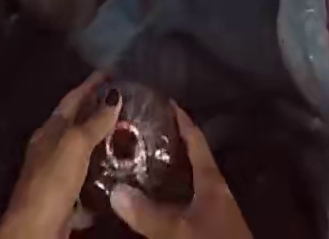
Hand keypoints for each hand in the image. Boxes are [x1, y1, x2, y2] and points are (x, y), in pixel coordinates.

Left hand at [0, 74, 120, 238]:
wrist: (34, 234)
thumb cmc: (52, 181)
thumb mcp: (75, 144)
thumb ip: (95, 121)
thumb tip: (115, 95)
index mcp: (50, 129)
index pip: (73, 97)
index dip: (92, 83)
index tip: (113, 70)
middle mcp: (51, 148)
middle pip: (78, 122)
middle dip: (100, 111)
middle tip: (129, 102)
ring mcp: (56, 175)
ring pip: (84, 152)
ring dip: (104, 144)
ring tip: (130, 135)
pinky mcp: (64, 200)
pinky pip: (87, 181)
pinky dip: (102, 175)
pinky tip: (120, 174)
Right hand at [110, 106, 251, 238]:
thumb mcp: (178, 230)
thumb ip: (148, 213)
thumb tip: (115, 191)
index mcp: (211, 178)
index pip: (196, 138)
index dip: (181, 119)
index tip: (164, 101)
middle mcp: (214, 188)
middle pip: (192, 159)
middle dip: (170, 146)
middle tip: (142, 135)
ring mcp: (213, 209)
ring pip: (188, 182)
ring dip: (169, 173)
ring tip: (142, 165)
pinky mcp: (210, 226)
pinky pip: (187, 201)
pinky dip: (171, 196)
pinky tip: (156, 203)